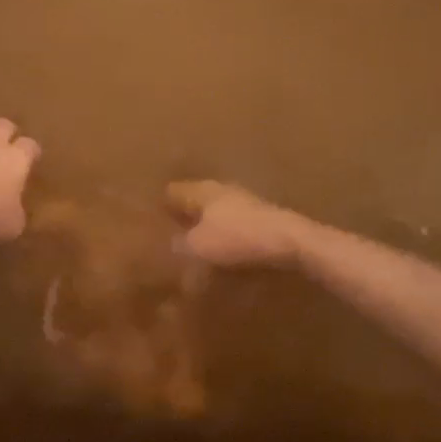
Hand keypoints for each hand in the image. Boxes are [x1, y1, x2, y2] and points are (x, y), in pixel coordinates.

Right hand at [166, 180, 308, 267]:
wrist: (289, 241)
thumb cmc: (236, 238)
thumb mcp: (198, 247)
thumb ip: (180, 246)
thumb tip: (170, 245)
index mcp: (202, 190)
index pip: (174, 191)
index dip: (162, 203)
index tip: (151, 216)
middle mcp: (222, 190)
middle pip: (196, 200)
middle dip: (185, 214)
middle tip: (170, 232)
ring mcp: (245, 202)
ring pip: (216, 212)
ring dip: (206, 226)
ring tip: (195, 245)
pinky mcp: (262, 219)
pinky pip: (234, 226)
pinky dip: (225, 235)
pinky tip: (223, 251)